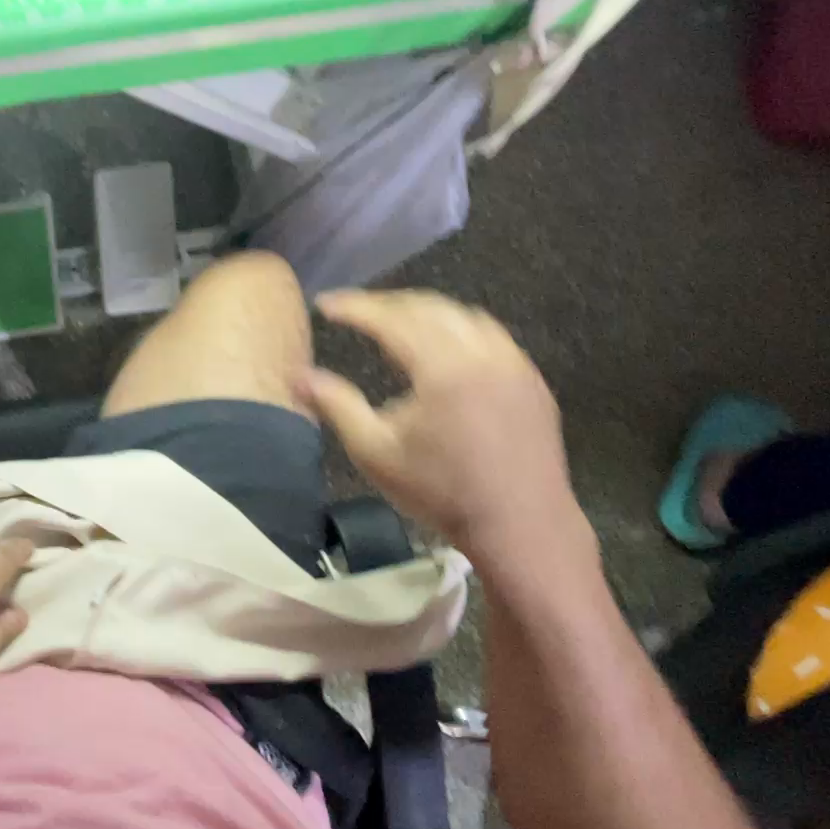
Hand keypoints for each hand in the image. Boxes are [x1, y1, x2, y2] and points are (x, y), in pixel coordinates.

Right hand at [301, 289, 581, 550]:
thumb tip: (298, 376)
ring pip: (466, 317)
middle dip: (388, 303)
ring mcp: (515, 366)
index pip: (393, 320)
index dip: (355, 308)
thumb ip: (336, 405)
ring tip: (393, 323)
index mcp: (445, 370)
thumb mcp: (373, 451)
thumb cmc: (439, 491)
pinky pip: (490, 337)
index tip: (324, 304)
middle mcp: (485, 355)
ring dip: (424, 312)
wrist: (519, 525)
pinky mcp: (530, 382)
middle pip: (431, 308)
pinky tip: (440, 349)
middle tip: (354, 310)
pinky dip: (456, 329)